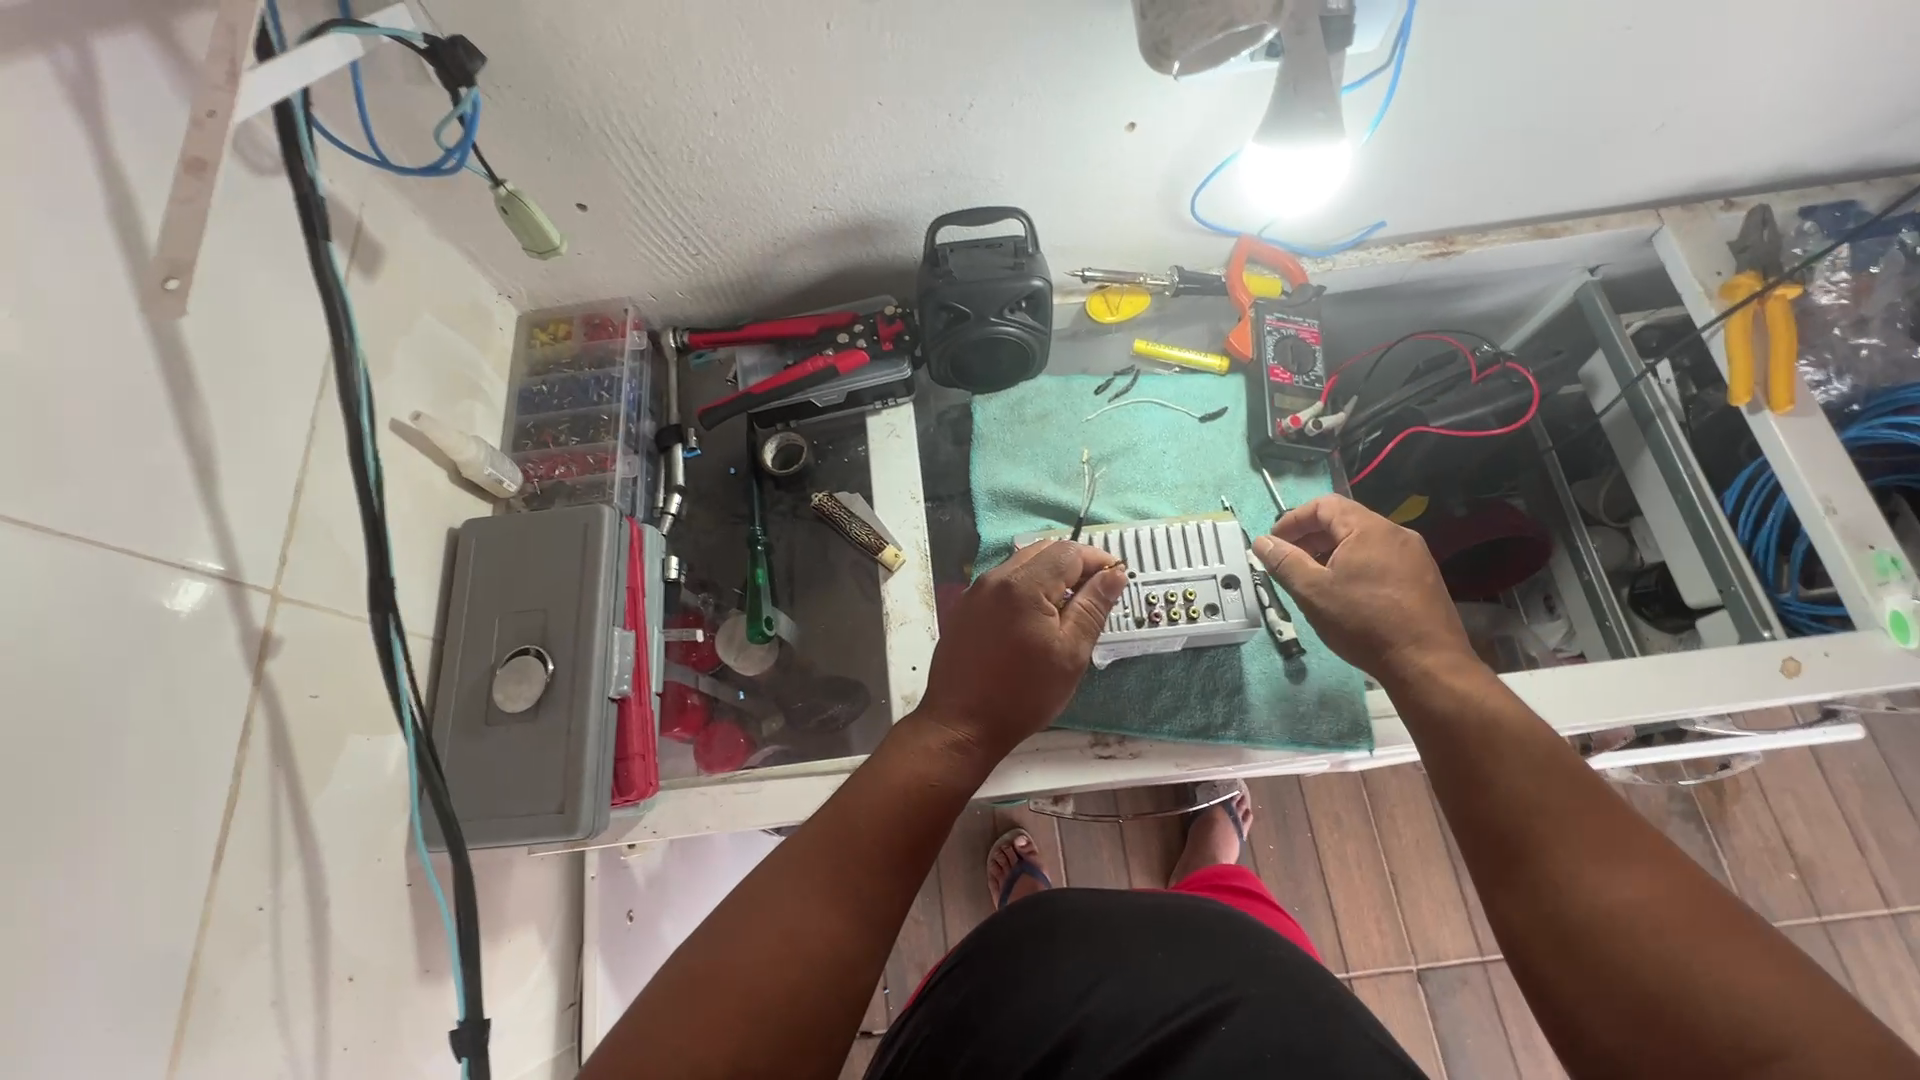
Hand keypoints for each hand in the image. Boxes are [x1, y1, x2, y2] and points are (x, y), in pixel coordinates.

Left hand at [918, 540, 1127, 758]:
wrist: (961, 724)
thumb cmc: (1023, 694)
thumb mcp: (1070, 653)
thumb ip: (1093, 607)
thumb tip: (1115, 574)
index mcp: (1023, 585)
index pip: (1069, 552)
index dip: (1098, 560)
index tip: (1117, 577)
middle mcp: (995, 578)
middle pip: (1042, 551)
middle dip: (1074, 564)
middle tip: (1096, 592)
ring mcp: (975, 593)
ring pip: (1021, 565)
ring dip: (1049, 575)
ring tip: (1069, 609)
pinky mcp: (965, 609)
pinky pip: (1002, 584)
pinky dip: (1026, 589)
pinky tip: (1036, 620)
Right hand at [1251, 495, 1477, 685]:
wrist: (1427, 663)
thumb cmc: (1364, 623)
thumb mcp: (1313, 592)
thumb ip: (1284, 562)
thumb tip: (1262, 541)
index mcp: (1369, 529)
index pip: (1324, 505)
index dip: (1293, 520)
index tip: (1274, 544)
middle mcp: (1396, 533)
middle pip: (1345, 521)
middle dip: (1310, 538)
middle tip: (1288, 564)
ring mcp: (1414, 555)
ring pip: (1362, 542)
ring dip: (1331, 553)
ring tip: (1313, 582)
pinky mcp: (1422, 577)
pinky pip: (1380, 559)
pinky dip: (1354, 566)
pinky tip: (1345, 595)